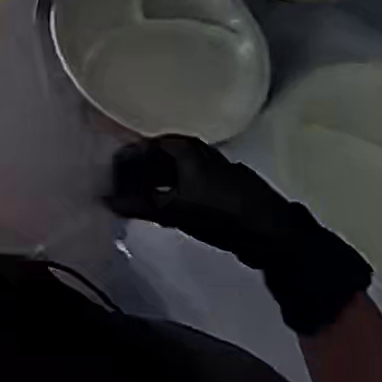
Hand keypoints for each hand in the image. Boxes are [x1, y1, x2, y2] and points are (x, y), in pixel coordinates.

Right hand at [108, 135, 370, 335]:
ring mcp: (210, 168)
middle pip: (156, 158)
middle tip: (118, 192)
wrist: (275, 236)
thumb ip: (138, 204)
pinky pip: (184, 184)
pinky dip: (169, 194)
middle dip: (137, 174)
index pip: (141, 146)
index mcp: (184, 145)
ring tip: (136, 203)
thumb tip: (106, 201)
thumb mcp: (174, 209)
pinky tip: (162, 210)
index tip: (108, 178)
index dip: (123, 162)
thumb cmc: (221, 212)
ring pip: (170, 172)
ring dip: (152, 186)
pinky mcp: (219, 187)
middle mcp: (196, 150)